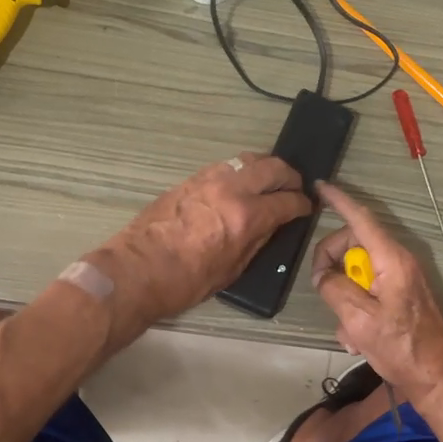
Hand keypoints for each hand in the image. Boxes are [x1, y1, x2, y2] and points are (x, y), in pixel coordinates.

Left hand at [83, 154, 310, 333]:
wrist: (136, 270)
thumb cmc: (185, 282)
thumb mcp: (232, 269)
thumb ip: (257, 241)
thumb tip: (272, 225)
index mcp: (246, 216)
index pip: (288, 201)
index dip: (303, 205)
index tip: (306, 208)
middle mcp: (231, 189)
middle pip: (273, 168)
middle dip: (290, 178)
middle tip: (293, 190)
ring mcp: (209, 179)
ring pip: (248, 159)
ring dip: (265, 169)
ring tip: (268, 184)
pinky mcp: (191, 179)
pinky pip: (225, 166)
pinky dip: (240, 172)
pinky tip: (239, 186)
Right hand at [309, 181, 442, 399]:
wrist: (440, 377)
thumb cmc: (403, 348)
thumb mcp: (359, 320)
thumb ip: (334, 290)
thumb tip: (323, 276)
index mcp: (391, 260)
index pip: (361, 219)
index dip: (339, 201)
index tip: (320, 186)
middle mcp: (399, 261)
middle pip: (355, 243)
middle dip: (333, 263)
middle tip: (321, 290)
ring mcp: (402, 277)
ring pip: (359, 270)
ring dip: (344, 295)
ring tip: (347, 330)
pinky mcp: (402, 294)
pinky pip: (370, 288)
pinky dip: (357, 307)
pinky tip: (356, 338)